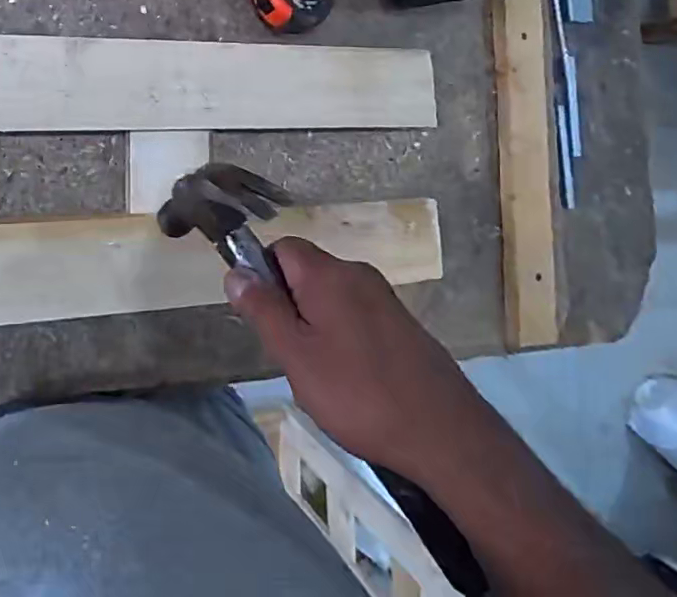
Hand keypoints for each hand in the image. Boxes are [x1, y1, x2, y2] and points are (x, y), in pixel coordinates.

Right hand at [226, 238, 497, 481]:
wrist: (441, 430)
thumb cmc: (357, 393)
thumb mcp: (297, 356)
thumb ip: (264, 310)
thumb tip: (235, 272)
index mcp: (328, 273)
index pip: (283, 246)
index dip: (263, 272)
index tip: (261, 316)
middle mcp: (357, 272)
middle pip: (306, 269)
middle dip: (288, 303)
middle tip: (290, 352)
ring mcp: (382, 295)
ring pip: (330, 293)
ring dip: (313, 321)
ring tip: (319, 371)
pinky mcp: (399, 319)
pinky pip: (355, 310)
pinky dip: (341, 331)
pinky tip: (349, 375)